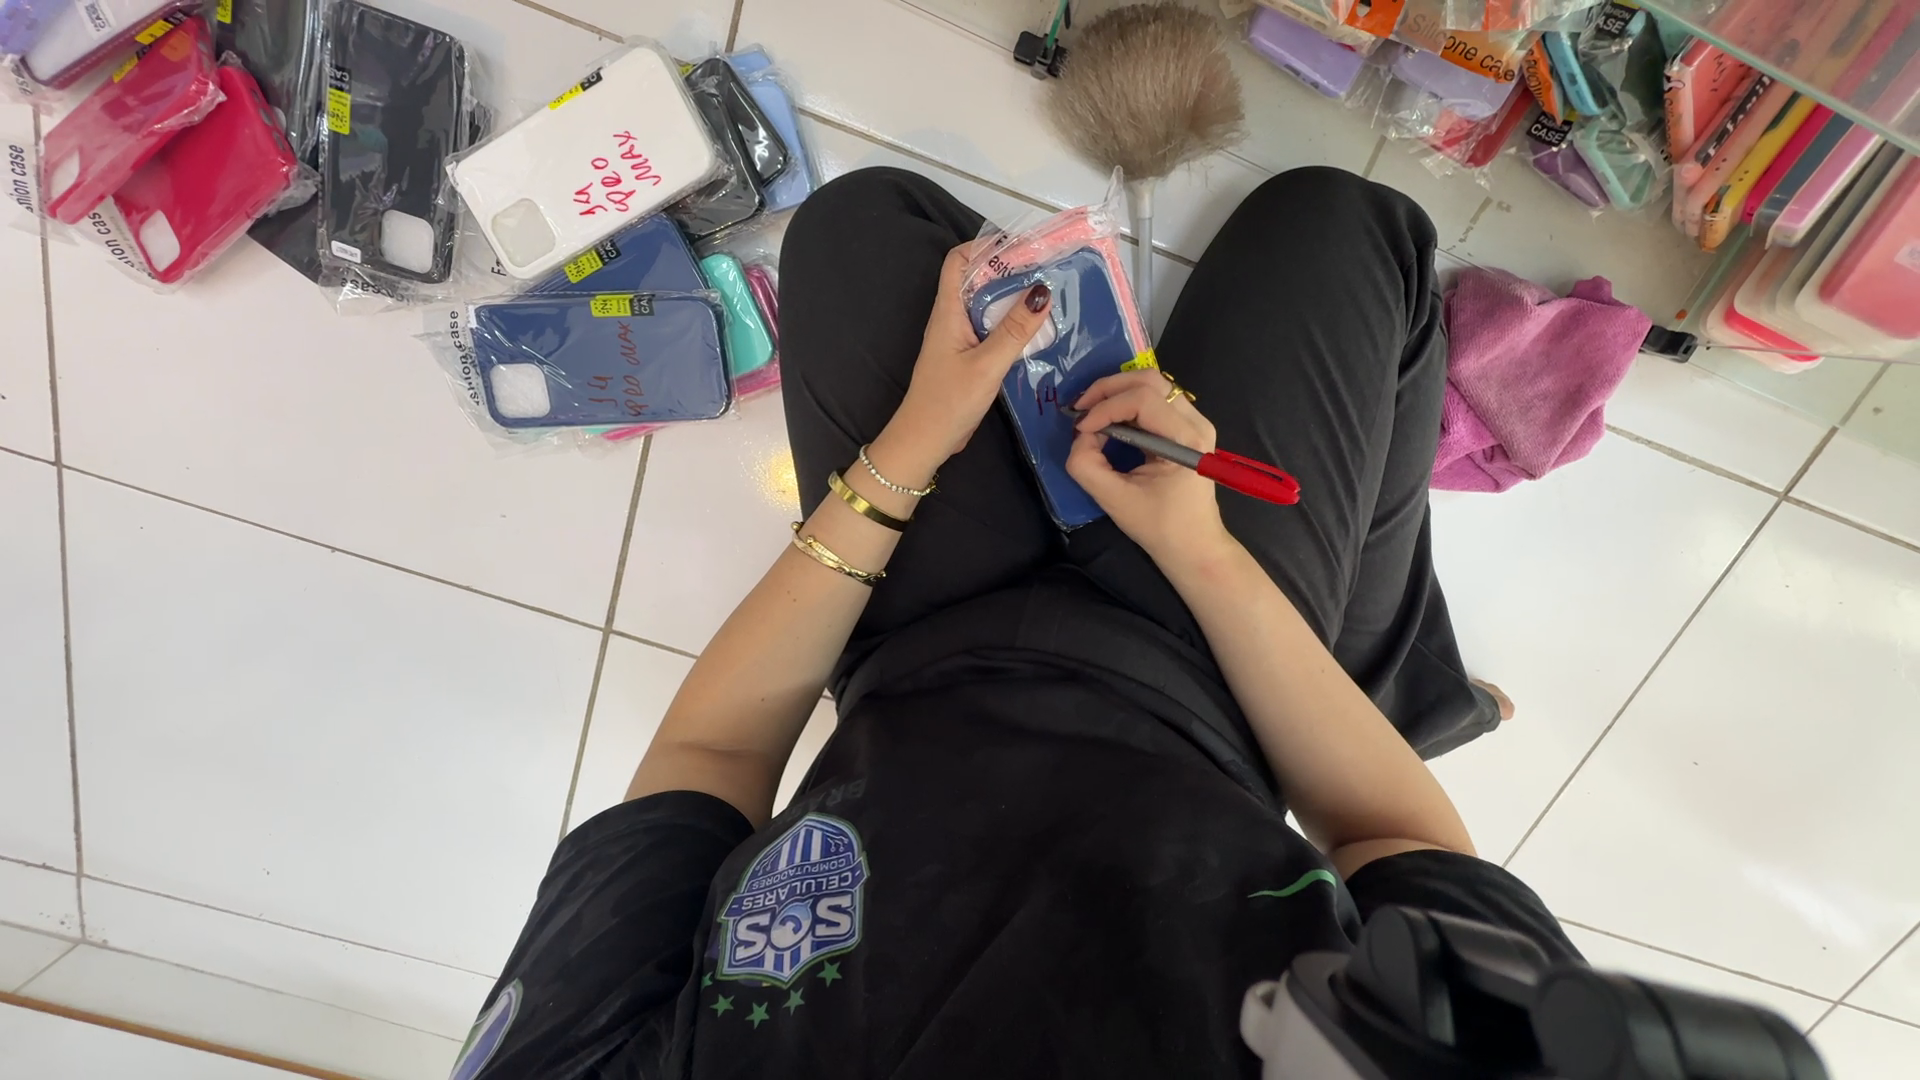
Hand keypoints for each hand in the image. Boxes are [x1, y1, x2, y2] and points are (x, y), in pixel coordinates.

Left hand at [872, 244, 1053, 483]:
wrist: (925, 441)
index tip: (1020, 246)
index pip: (959, 261)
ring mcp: (959, 339)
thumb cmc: (948, 402)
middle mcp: (951, 319)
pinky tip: (1034, 332)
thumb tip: (1041, 292)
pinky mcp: (967, 358)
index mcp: (948, 312)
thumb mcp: (987, 365)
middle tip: (1045, 269)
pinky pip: (991, 331)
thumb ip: (1014, 330)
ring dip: (1012, 300)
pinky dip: (1011, 326)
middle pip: (978, 281)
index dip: (985, 246)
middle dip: (1008, 271)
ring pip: (987, 307)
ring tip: (1046, 296)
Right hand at [1065, 369, 1235, 566]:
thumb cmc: (1159, 527)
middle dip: (1108, 388)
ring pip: (1153, 385)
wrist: (1193, 546)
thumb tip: (1080, 437)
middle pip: (1149, 380)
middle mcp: (1196, 422)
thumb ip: (1087, 465)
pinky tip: (1109, 421)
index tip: (1080, 429)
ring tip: (1091, 413)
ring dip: (1117, 393)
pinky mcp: (1187, 428)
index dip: (1105, 407)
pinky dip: (1127, 403)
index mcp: (1185, 440)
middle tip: (1080, 408)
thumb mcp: (1114, 500)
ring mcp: (1195, 422)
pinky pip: (1155, 400)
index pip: (1142, 399)